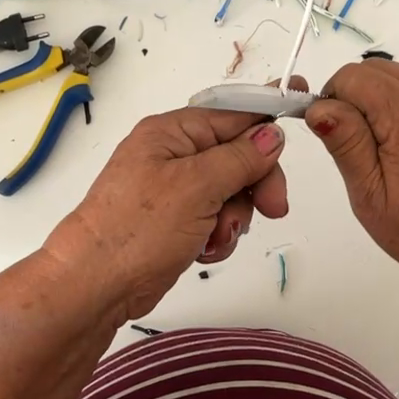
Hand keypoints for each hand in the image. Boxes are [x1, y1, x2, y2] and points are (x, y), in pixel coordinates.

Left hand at [45, 97, 291, 320]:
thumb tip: (271, 134)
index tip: (302, 116)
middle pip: (237, 157)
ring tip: (214, 238)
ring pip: (231, 194)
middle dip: (254, 186)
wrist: (96, 284)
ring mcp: (174, 191)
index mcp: (172, 132)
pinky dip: (217, 237)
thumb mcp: (197, 186)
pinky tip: (204, 251)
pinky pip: (215, 220)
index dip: (267, 119)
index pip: (233, 114)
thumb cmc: (139, 229)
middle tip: (273, 210)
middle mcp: (173, 156)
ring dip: (233, 218)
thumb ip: (240, 158)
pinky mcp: (176, 223)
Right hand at [307, 59, 398, 283]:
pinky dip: (396, 104)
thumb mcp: (369, 194)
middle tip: (348, 142)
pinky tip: (395, 143)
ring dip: (373, 98)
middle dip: (350, 95)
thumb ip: (346, 144)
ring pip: (395, 76)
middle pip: (373, 69)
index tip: (330, 134)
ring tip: (371, 145)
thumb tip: (321, 107)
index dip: (331, 99)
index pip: (352, 77)